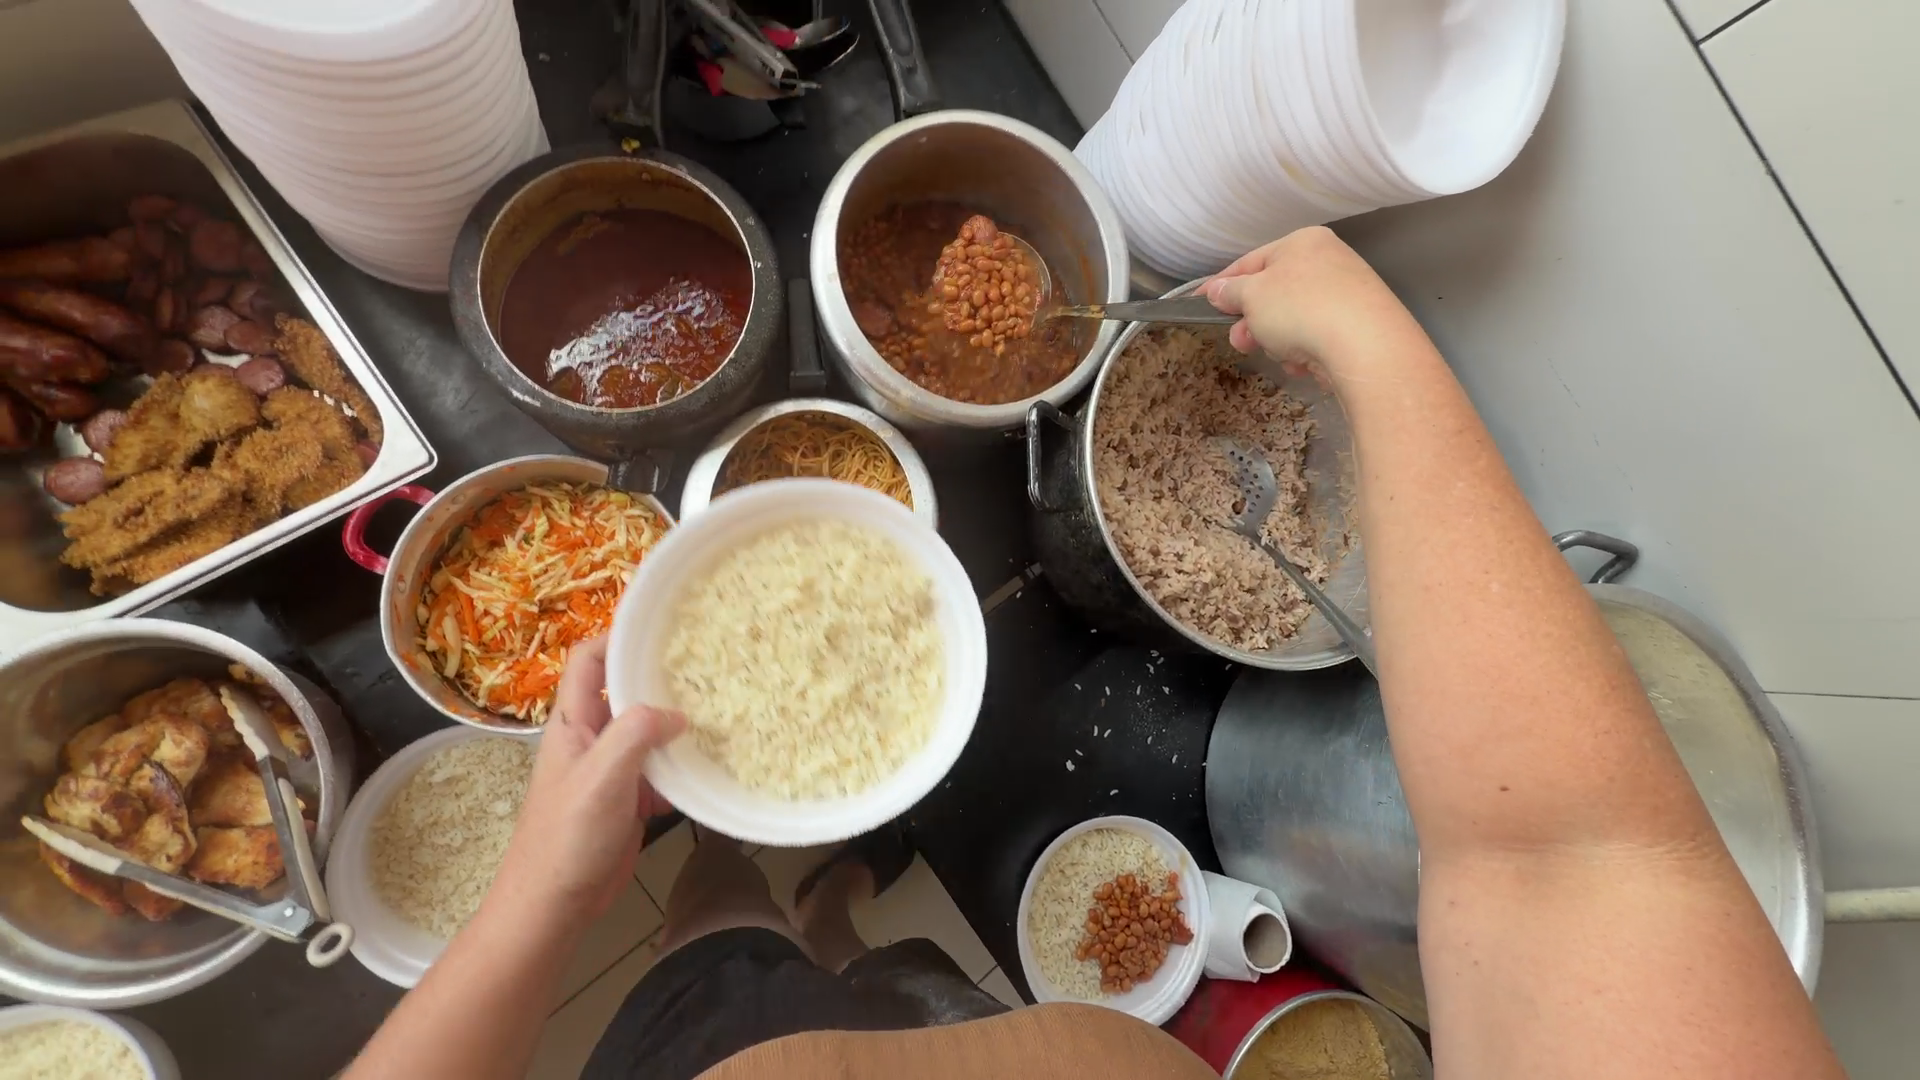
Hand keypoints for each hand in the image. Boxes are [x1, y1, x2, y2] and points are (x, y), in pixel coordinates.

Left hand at [494, 637, 684, 919]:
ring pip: (648, 728)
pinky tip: (712, 758)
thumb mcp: (601, 777)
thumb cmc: (567, 837)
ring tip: (720, 700)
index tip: (657, 620)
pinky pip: (662, 766)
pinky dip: (684, 761)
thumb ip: (634, 734)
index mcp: (573, 723)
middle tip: (706, 657)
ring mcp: (612, 767)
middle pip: (624, 689)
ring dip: (677, 718)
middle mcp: (592, 737)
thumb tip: (678, 713)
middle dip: (659, 673)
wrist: (554, 906)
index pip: (588, 660)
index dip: (615, 634)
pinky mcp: (631, 795)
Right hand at [1204, 226, 1419, 386]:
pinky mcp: (1355, 323)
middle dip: (1251, 322)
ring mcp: (1344, 292)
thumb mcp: (1251, 296)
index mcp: (1301, 242)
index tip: (1198, 303)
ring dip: (1275, 340)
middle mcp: (1327, 260)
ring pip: (1289, 319)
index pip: (1249, 262)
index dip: (1220, 285)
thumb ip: (1230, 291)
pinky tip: (1304, 361)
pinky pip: (1313, 335)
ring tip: (1282, 353)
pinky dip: (1302, 349)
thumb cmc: (1299, 309)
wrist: (1363, 344)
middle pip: (1271, 294)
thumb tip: (1217, 290)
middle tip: (1242, 342)